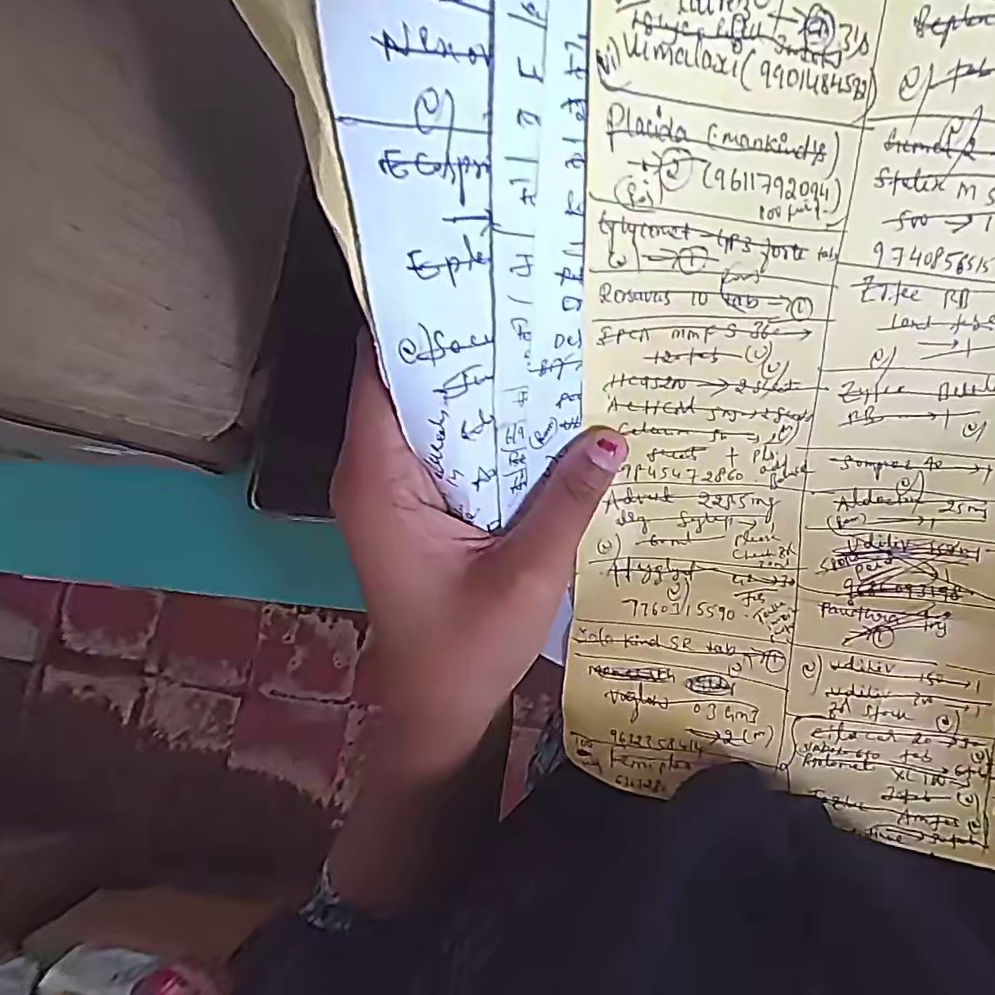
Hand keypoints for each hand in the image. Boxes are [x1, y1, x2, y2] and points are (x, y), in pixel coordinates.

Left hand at [332, 341, 625, 775]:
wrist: (442, 707)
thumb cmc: (468, 646)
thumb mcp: (527, 573)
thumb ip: (567, 503)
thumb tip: (611, 437)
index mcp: (382, 480)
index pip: (383, 375)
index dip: (419, 325)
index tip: (473, 287)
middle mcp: (384, 475)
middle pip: (419, 388)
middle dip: (472, 350)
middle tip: (534, 313)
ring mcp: (407, 492)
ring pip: (447, 419)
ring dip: (492, 393)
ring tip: (551, 354)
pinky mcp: (432, 509)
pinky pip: (465, 452)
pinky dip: (501, 433)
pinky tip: (549, 420)